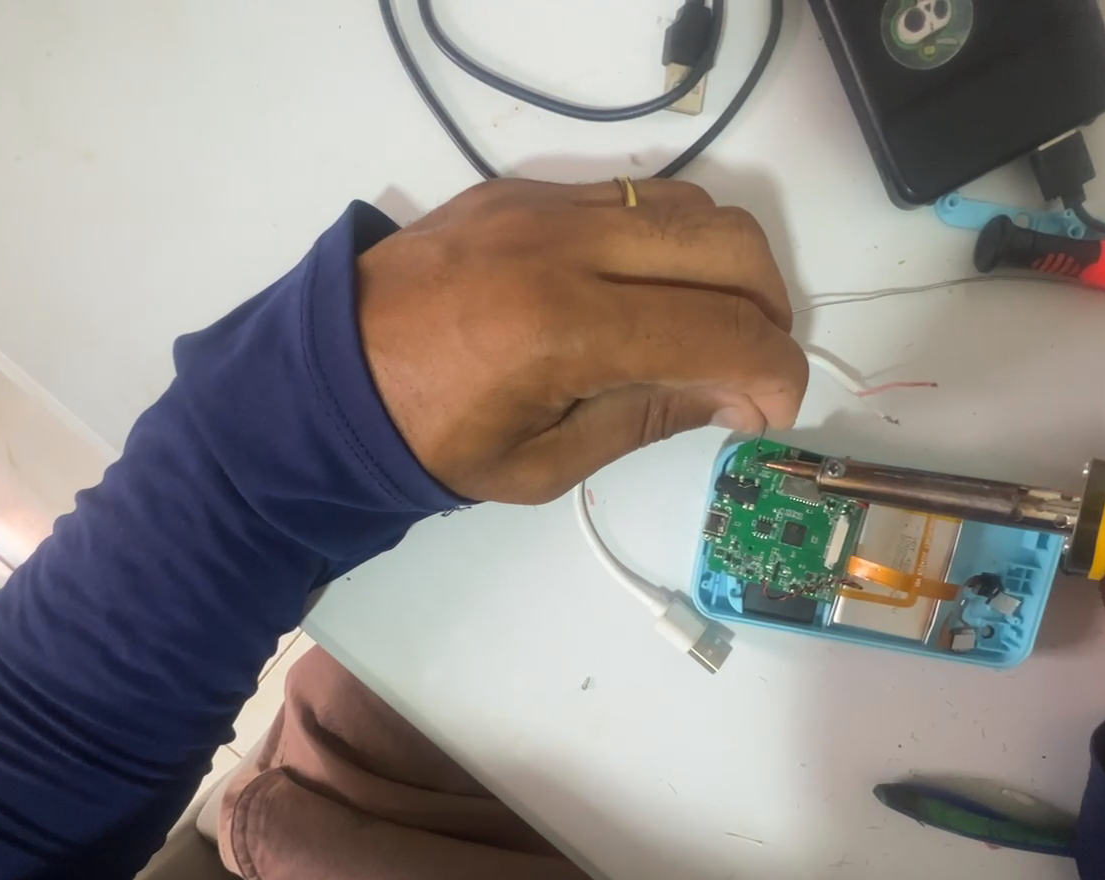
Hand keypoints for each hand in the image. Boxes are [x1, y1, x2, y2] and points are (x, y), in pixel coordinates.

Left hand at [356, 179, 806, 504]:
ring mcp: (542, 205)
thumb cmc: (432, 439)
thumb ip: (644, 419)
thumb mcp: (541, 465)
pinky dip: (675, 242)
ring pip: (692, 208)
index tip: (769, 410)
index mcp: (561, 331)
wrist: (332, 375)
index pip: (719, 332)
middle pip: (728, 248)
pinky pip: (637, 197)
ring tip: (714, 329)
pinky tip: (658, 291)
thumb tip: (728, 394)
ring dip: (731, 269)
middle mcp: (562, 246)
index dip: (773, 373)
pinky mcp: (525, 189)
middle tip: (752, 368)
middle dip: (770, 313)